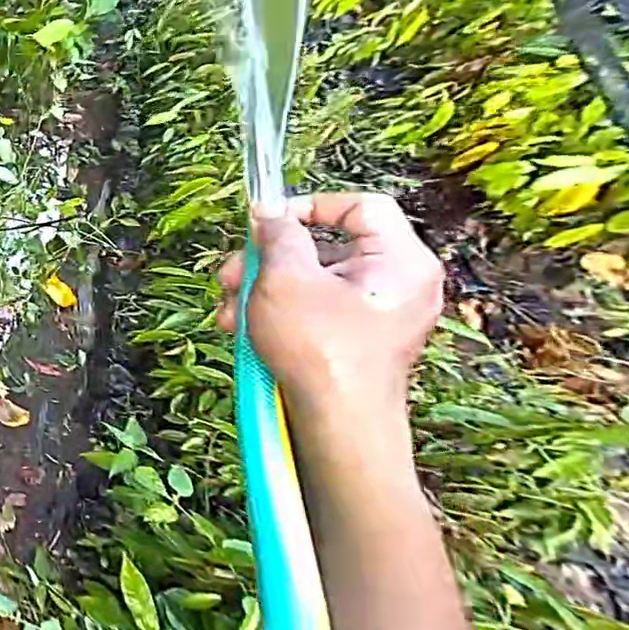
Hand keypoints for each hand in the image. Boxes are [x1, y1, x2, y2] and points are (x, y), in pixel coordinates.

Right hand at [215, 192, 443, 443]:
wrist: (336, 424)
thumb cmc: (318, 349)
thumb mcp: (284, 278)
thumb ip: (277, 236)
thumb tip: (268, 211)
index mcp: (399, 261)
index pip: (359, 206)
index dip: (308, 206)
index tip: (268, 221)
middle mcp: (395, 282)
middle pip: (323, 245)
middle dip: (266, 259)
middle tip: (230, 273)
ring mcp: (374, 312)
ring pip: (307, 278)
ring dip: (259, 288)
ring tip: (229, 310)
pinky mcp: (352, 336)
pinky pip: (310, 305)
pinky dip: (274, 310)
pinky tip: (241, 327)